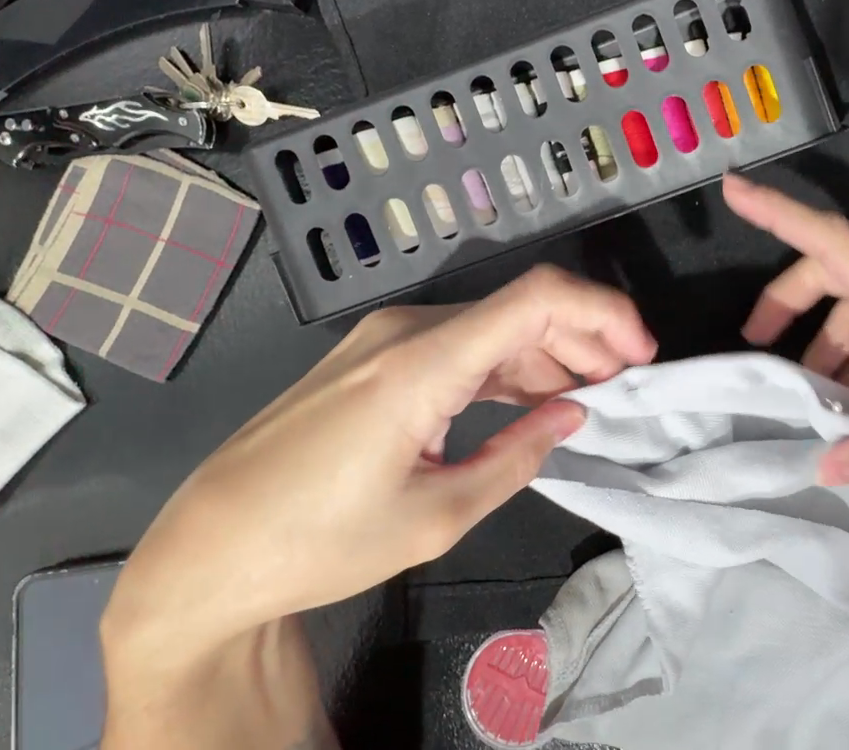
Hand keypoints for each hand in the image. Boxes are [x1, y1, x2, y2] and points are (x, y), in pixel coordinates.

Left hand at [102, 266, 657, 660]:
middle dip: (586, 339)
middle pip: (523, 308)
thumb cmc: (319, 542)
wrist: (206, 551)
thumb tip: (574, 415)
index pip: (538, 297)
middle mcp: (408, 329)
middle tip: (625, 386)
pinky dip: (507, 365)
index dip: (604, 311)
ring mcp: (386, 338)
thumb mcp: (436, 517)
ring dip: (549, 354)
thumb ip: (519, 456)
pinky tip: (532, 396)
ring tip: (589, 396)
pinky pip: (460, 344)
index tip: (641, 353)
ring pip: (494, 324)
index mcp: (424, 361)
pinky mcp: (374, 357)